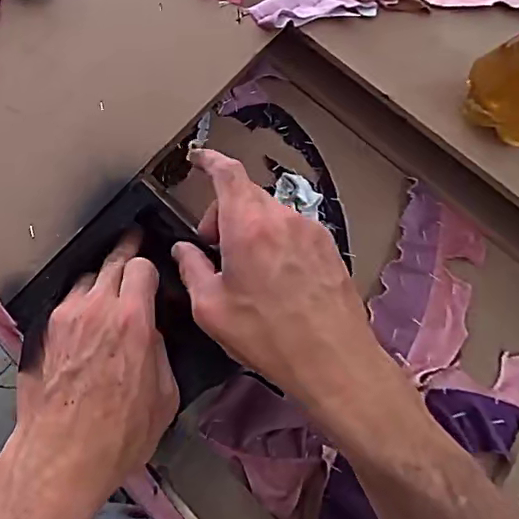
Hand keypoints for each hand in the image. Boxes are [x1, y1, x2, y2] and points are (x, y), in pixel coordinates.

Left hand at [12, 232, 178, 507]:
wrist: (59, 461)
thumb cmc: (116, 436)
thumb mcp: (164, 396)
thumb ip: (161, 352)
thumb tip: (154, 337)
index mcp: (133, 319)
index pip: (142, 266)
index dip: (150, 267)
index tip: (153, 271)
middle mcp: (97, 309)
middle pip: (113, 260)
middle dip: (126, 250)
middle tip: (133, 242)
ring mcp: (66, 318)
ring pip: (86, 277)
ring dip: (100, 280)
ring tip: (107, 289)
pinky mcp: (44, 333)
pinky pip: (66, 303)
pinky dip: (78, 303)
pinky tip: (84, 320)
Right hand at [173, 149, 391, 410]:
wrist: (334, 359)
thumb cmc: (270, 337)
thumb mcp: (212, 309)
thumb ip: (191, 269)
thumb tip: (184, 251)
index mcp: (248, 225)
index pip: (227, 172)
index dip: (210, 160)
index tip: (199, 158)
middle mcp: (281, 217)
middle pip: (246, 193)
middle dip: (225, 210)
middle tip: (214, 246)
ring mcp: (309, 227)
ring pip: (270, 211)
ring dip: (252, 226)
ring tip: (248, 270)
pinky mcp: (327, 243)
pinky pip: (292, 227)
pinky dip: (276, 238)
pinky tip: (276, 277)